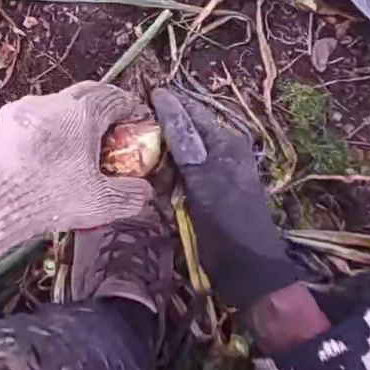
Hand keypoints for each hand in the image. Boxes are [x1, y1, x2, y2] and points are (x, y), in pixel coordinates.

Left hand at [0, 82, 154, 265]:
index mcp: (81, 113)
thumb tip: (143, 190)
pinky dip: (50, 127)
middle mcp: (53, 101)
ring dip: (75, 118)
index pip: (115, 97)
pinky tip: (52, 151)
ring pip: (60, 104)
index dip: (132, 109)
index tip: (138, 123)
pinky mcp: (6, 120)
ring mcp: (26, 108)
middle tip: (114, 130)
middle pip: (88, 94)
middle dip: (105, 108)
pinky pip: (37, 116)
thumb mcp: (104, 202)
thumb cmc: (50, 199)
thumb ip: (132, 193)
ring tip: (82, 144)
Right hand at [152, 89, 327, 345]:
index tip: (131, 102)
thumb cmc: (227, 223)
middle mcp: (219, 150)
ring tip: (129, 152)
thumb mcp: (202, 179)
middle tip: (124, 131)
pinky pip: (177, 171)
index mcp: (225, 141)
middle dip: (155, 129)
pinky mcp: (203, 189)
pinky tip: (146, 177)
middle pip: (181, 129)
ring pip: (176, 150)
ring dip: (156, 153)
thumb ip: (183, 140)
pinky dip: (162, 172)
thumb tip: (164, 98)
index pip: (189, 109)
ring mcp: (212, 170)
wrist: (246, 271)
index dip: (162, 103)